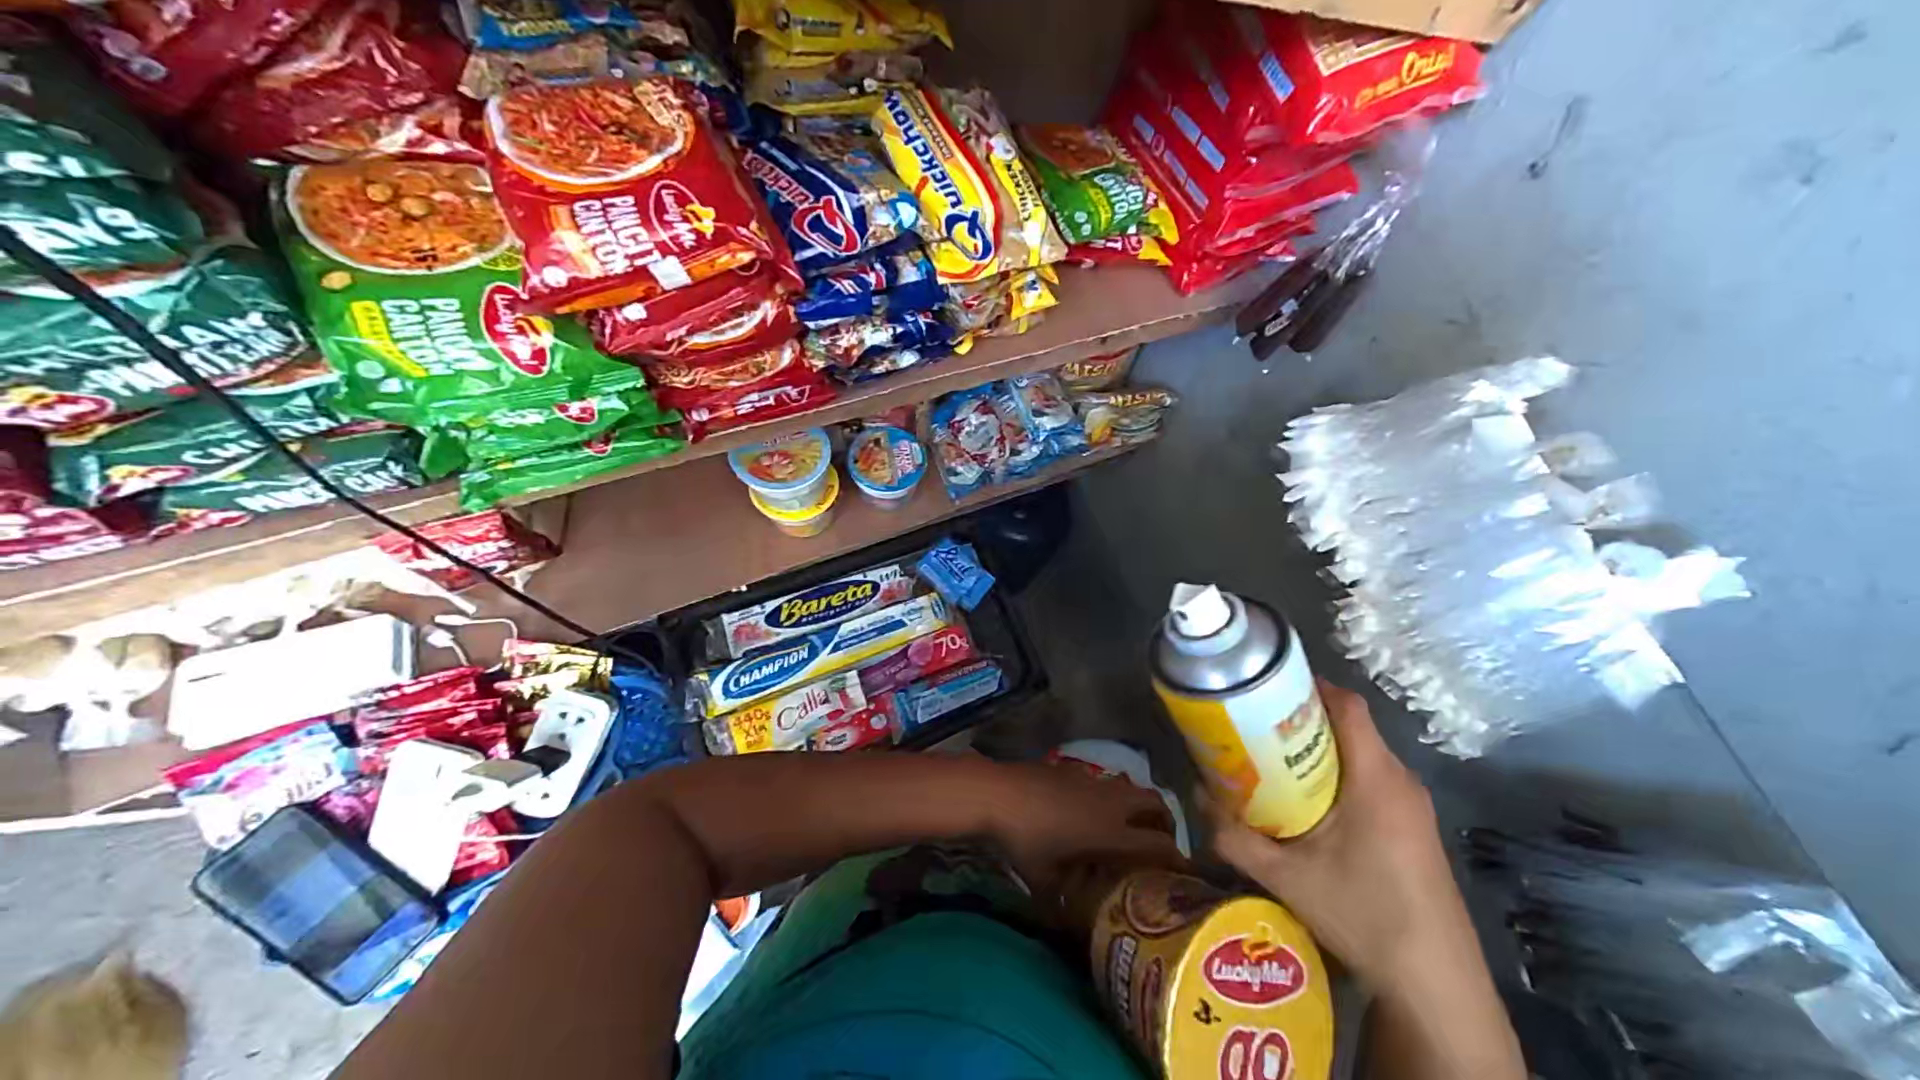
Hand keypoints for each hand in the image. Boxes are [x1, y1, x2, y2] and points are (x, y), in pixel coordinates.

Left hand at [983, 761, 1183, 905]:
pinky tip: (1093, 810)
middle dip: (1167, 823)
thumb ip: (1061, 906)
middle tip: (1161, 843)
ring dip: (1141, 805)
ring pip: (1133, 788)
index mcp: (1112, 833)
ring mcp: (1093, 781)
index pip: (1161, 845)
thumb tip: (1067, 930)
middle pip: (1157, 805)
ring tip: (1131, 826)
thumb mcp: (1042, 881)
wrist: (996, 792)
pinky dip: (1112, 795)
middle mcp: (1111, 804)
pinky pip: (1106, 782)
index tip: (1187, 874)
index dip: (1179, 860)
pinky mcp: (1074, 769)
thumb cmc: (1023, 840)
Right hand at [1208, 681, 1469, 993]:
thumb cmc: (1364, 915)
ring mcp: (1412, 805)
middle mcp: (1400, 781)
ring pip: (1359, 754)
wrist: (1435, 983)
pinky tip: (1302, 802)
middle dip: (1300, 719)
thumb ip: (1235, 836)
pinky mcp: (1414, 827)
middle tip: (1251, 725)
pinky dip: (1334, 775)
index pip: (1347, 705)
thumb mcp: (1286, 877)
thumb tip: (1197, 797)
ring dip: (1316, 750)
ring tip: (1267, 760)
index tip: (1265, 686)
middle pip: (1349, 727)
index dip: (1308, 685)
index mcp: (1376, 778)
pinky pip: (1370, 779)